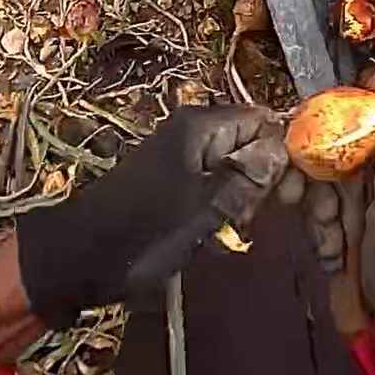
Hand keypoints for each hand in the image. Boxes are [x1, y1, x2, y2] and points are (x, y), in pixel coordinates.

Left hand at [15, 106, 287, 327]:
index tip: (291, 189)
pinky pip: (212, 183)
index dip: (280, 150)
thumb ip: (246, 175)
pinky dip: (221, 205)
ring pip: (233, 166)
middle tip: (255, 216)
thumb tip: (283, 147)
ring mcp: (182, 154)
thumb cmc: (146, 228)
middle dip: (261, 178)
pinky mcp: (174, 178)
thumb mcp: (204, 206)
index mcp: (201, 126)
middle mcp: (194, 131)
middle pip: (249, 142)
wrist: (83, 254)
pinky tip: (218, 233)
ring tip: (234, 229)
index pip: (261, 120)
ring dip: (242, 197)